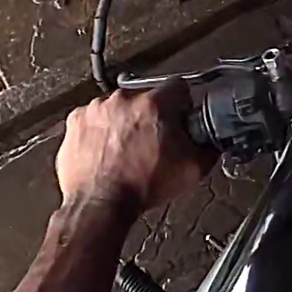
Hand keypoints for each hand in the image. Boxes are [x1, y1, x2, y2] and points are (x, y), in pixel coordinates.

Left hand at [55, 82, 207, 211]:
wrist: (99, 205)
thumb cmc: (139, 188)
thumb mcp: (192, 170)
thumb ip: (208, 146)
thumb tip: (214, 138)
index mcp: (155, 105)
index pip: (178, 87)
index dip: (183, 104)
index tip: (179, 116)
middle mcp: (124, 100)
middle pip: (146, 98)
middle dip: (152, 116)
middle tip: (152, 142)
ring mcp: (98, 108)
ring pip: (120, 107)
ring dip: (125, 122)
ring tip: (127, 149)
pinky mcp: (78, 119)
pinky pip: (96, 117)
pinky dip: (101, 130)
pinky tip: (108, 149)